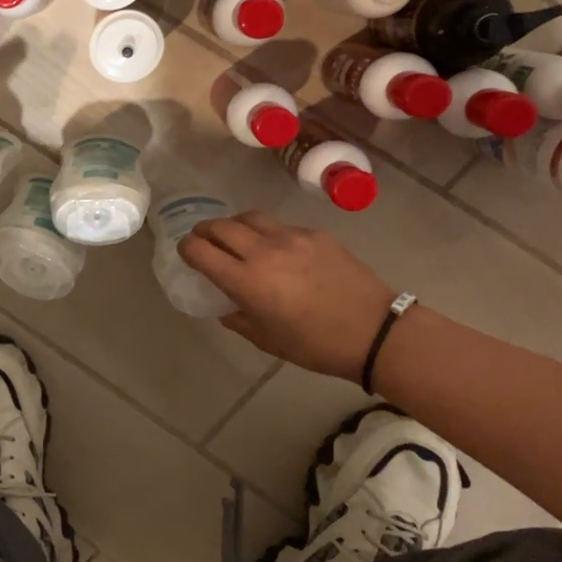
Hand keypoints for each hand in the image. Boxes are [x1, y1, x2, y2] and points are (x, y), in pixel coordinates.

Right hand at [177, 211, 398, 382]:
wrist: (375, 333)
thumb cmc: (315, 345)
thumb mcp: (266, 340)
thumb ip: (238, 319)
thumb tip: (227, 307)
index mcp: (246, 281)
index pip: (199, 250)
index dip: (186, 249)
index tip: (186, 254)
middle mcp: (263, 252)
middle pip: (219, 226)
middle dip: (204, 231)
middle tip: (204, 240)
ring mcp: (291, 238)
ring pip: (249, 217)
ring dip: (234, 225)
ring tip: (237, 237)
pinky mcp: (316, 235)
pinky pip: (281, 226)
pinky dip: (268, 233)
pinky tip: (278, 250)